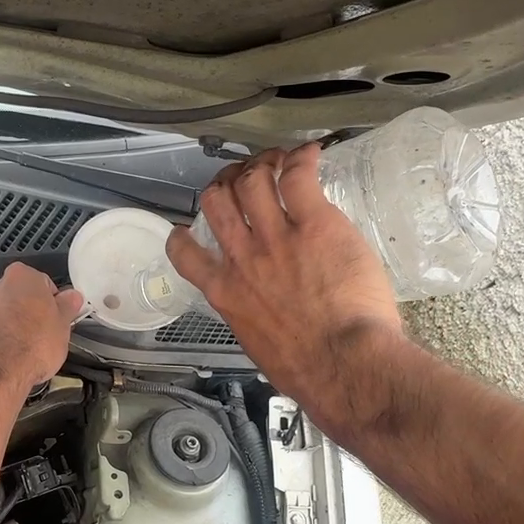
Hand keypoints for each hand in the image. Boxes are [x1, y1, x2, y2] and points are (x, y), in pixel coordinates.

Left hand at [0, 263, 83, 390]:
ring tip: (24, 346)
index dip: (53, 301)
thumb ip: (68, 305)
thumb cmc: (29, 347)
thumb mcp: (62, 325)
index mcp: (21, 277)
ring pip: (0, 312)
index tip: (58, 313)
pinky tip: (7, 353)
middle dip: (29, 311)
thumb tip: (71, 299)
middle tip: (43, 331)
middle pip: (18, 296)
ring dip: (10, 324)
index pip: (43, 282)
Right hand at [165, 143, 401, 401]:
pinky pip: (297, 176)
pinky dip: (300, 158)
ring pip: (251, 180)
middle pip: (217, 201)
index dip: (183, 234)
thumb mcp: (260, 347)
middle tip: (243, 179)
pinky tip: (310, 153)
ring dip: (261, 164)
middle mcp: (243, 258)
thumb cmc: (306, 369)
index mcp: (225, 293)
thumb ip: (255, 320)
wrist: (341, 363)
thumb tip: (269, 320)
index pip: (185, 253)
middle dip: (226, 183)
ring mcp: (276, 237)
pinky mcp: (315, 223)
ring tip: (277, 161)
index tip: (191, 227)